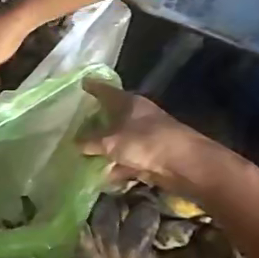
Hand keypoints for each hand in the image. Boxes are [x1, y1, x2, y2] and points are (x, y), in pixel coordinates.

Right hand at [78, 79, 232, 192]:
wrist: (184, 164)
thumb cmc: (144, 142)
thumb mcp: (110, 141)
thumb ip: (90, 142)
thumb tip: (75, 142)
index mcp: (128, 102)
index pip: (105, 89)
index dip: (92, 86)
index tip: (81, 83)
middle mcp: (137, 115)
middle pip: (112, 114)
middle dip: (96, 119)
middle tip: (76, 122)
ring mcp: (145, 135)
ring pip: (119, 138)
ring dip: (105, 146)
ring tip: (83, 152)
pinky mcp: (151, 155)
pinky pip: (127, 158)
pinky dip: (116, 165)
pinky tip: (102, 174)